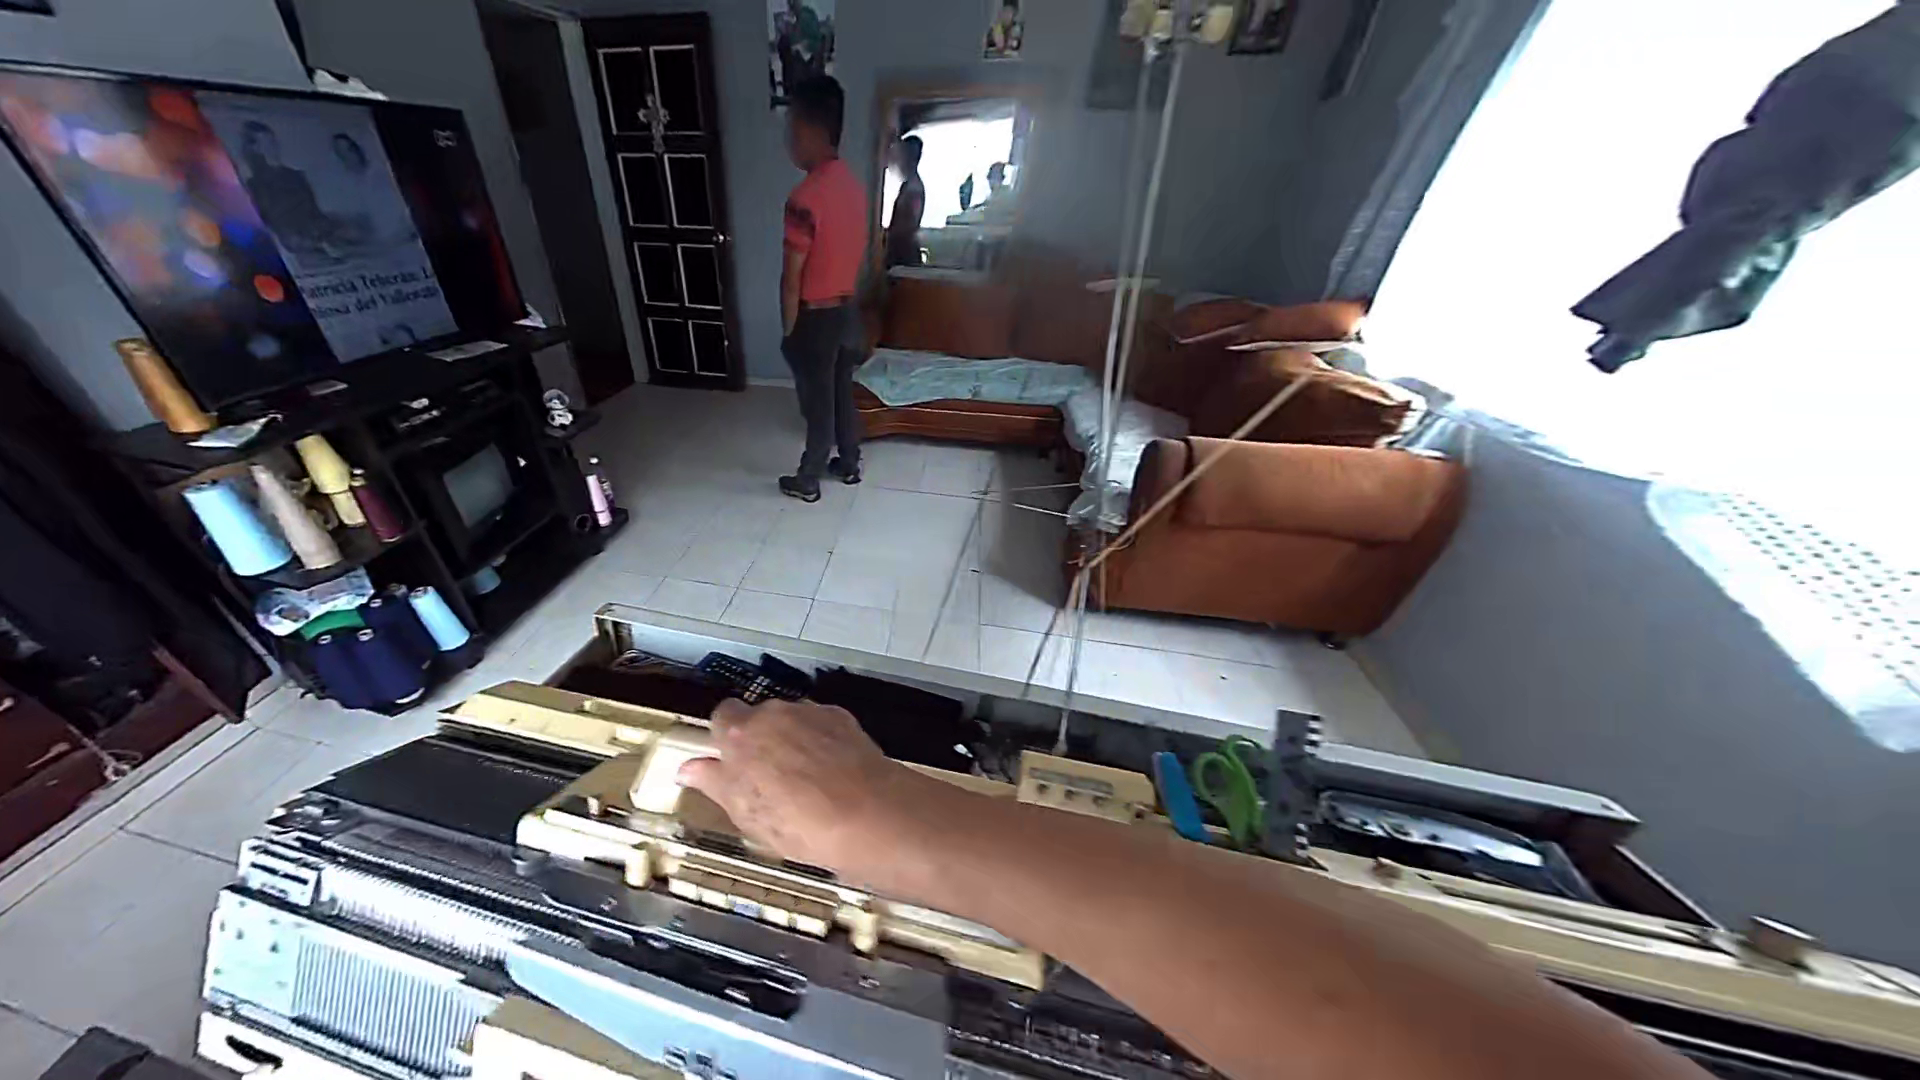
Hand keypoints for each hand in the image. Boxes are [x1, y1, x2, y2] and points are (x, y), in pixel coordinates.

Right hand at [676, 699, 924, 878]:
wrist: (863, 812)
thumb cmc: (796, 821)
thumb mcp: (744, 812)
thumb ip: (714, 782)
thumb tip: (689, 768)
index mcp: (740, 733)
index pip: (722, 716)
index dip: (726, 737)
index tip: (732, 760)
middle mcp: (774, 713)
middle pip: (759, 716)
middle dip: (760, 739)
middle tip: (768, 776)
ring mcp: (810, 712)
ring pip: (791, 719)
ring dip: (791, 738)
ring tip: (803, 778)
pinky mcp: (840, 716)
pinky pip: (820, 724)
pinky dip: (820, 739)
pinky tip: (829, 770)